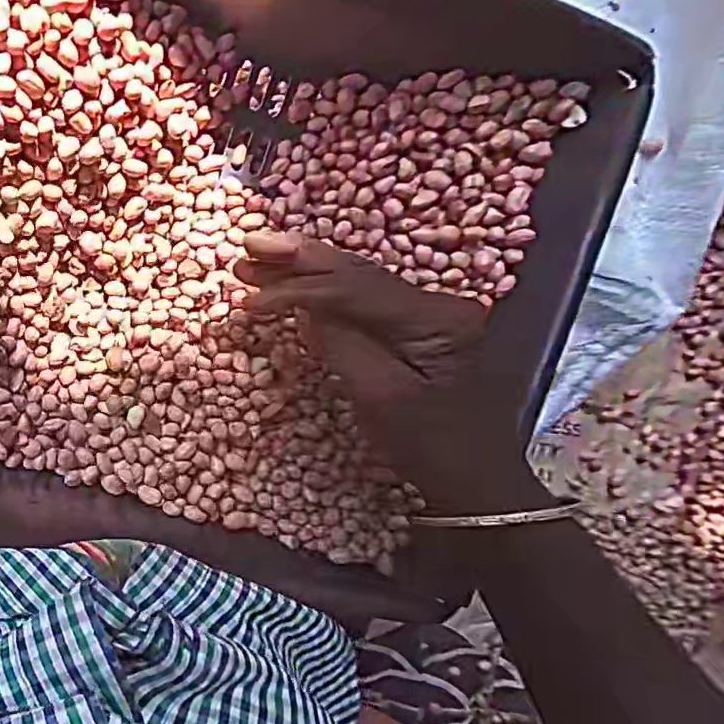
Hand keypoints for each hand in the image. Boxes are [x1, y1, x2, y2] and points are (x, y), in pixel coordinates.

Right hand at [233, 231, 554, 517]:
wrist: (474, 478)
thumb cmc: (428, 446)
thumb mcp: (379, 398)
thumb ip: (342, 344)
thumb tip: (305, 308)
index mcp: (435, 319)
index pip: (353, 290)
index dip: (297, 290)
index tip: (250, 301)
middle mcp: (434, 303)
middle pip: (355, 272)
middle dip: (298, 259)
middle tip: (249, 245)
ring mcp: (425, 311)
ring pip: (354, 279)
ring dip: (304, 269)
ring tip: (257, 257)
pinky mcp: (411, 325)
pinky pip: (359, 299)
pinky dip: (320, 289)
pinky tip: (291, 278)